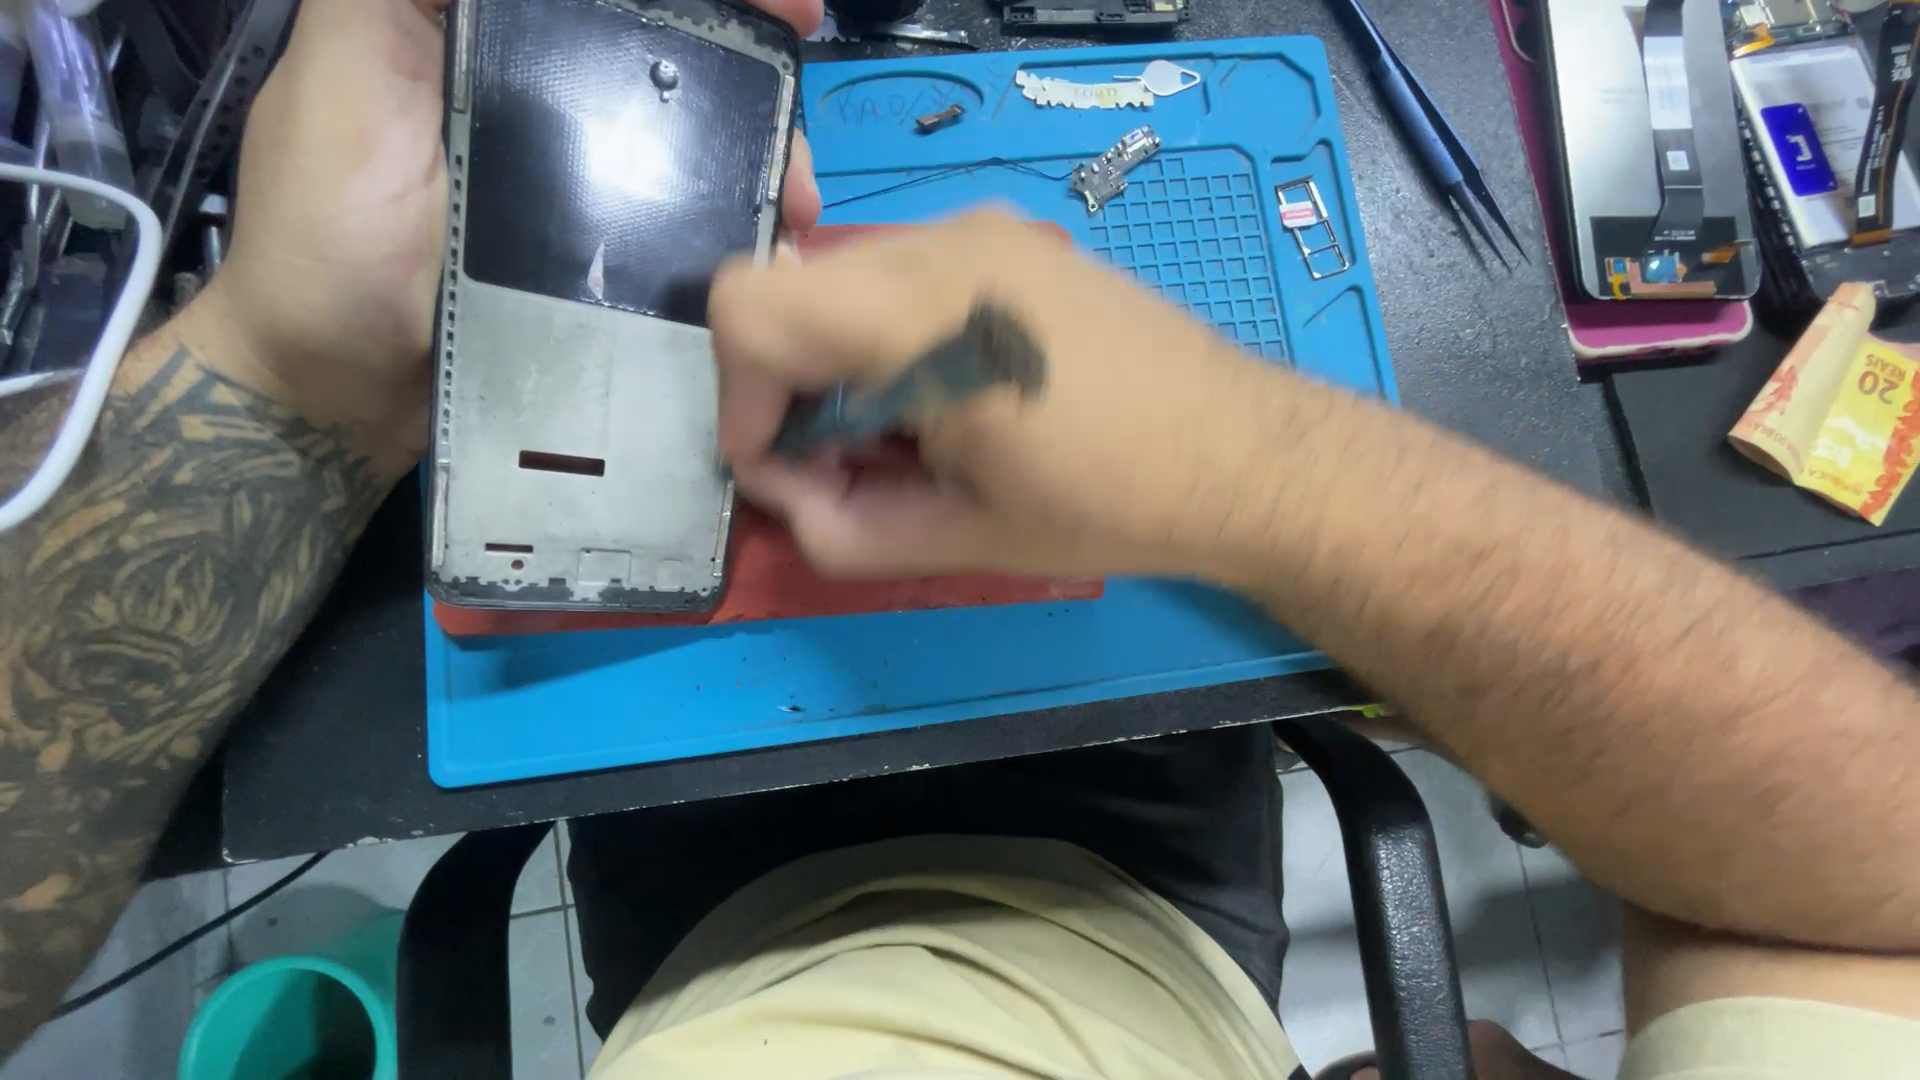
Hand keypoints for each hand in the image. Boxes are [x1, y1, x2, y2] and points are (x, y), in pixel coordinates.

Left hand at [202, 0, 823, 477]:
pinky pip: (693, 246)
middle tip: (799, 164)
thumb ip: (406, 2)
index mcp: (507, 52)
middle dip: (762, 106)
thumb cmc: (332, 240)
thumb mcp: (348, 83)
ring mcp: (596, 202)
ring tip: (796, 218)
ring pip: (705, 167)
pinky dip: (740, 247)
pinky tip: (771, 262)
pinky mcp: (612, 271)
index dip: (720, 3)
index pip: (625, 9)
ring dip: (764, 180)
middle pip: (687, 87)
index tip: (795, 13)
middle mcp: (565, 117)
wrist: (349, 390)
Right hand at [711, 209, 1291, 579]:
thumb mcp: (961, 540)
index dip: (739, 398)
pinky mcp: (1013, 243)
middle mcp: (942, 244)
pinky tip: (953, 397)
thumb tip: (785, 489)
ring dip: (842, 367)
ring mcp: (983, 232)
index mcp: (922, 314)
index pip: (748, 309)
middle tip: (853, 466)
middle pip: (790, 295)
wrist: (1244, 454)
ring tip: (912, 437)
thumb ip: (841, 528)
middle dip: (792, 391)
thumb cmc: (1110, 506)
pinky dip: (889, 341)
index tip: (788, 465)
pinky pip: (903, 280)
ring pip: (844, 287)